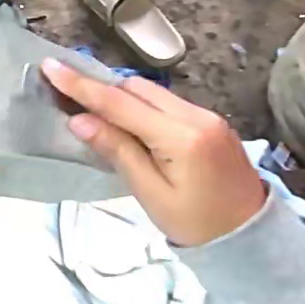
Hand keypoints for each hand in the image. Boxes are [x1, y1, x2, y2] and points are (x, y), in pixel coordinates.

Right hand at [41, 58, 265, 245]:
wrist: (251, 237)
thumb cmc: (197, 224)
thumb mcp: (151, 193)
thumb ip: (117, 151)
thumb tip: (80, 120)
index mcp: (181, 137)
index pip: (121, 103)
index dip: (82, 85)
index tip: (52, 66)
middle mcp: (196, 116)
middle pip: (137, 88)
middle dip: (102, 87)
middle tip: (67, 94)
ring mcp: (207, 115)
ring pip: (152, 92)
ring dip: (121, 96)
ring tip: (92, 108)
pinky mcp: (210, 121)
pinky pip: (167, 103)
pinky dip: (142, 106)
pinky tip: (127, 121)